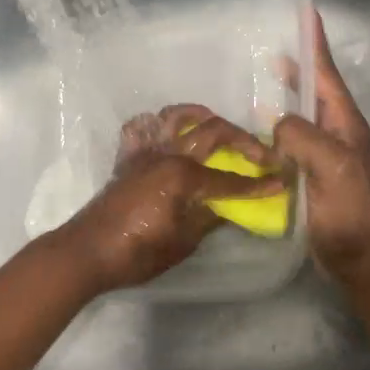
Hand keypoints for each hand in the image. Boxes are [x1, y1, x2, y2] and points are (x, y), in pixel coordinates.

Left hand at [46, 105, 282, 295]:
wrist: (88, 251)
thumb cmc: (137, 253)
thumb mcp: (182, 242)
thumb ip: (208, 220)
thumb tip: (225, 208)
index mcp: (184, 177)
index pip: (231, 179)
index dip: (258, 184)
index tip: (281, 182)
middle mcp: (167, 155)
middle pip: (212, 133)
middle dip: (243, 141)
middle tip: (261, 154)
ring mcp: (144, 153)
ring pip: (175, 116)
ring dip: (200, 115)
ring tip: (216, 124)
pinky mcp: (127, 159)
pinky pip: (140, 129)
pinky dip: (154, 124)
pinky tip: (167, 132)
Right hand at [272, 11, 369, 273]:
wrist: (359, 255)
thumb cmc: (349, 208)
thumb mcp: (329, 164)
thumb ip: (302, 135)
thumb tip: (275, 122)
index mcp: (345, 123)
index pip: (326, 74)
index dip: (315, 44)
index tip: (306, 11)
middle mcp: (336, 132)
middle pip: (314, 89)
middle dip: (297, 65)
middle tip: (271, 46)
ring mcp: (324, 154)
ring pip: (300, 114)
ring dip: (283, 96)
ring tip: (259, 81)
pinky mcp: (310, 175)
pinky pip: (289, 142)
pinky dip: (273, 129)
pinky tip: (256, 131)